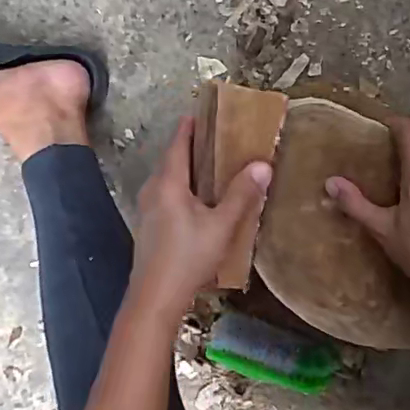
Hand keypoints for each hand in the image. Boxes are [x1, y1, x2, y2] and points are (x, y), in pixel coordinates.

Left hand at [129, 116, 272, 314]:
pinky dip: (182, 187)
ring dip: (187, 169)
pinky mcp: (149, 226)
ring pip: (168, 179)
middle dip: (192, 147)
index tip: (203, 112)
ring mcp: (147, 209)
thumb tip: (263, 165)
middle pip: (171, 159)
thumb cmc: (188, 257)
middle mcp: (152, 190)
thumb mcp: (221, 226)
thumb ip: (241, 195)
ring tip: (212, 166)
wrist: (154, 297)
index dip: (190, 126)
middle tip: (217, 138)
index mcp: (168, 183)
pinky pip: (166, 195)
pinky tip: (198, 199)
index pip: (178, 144)